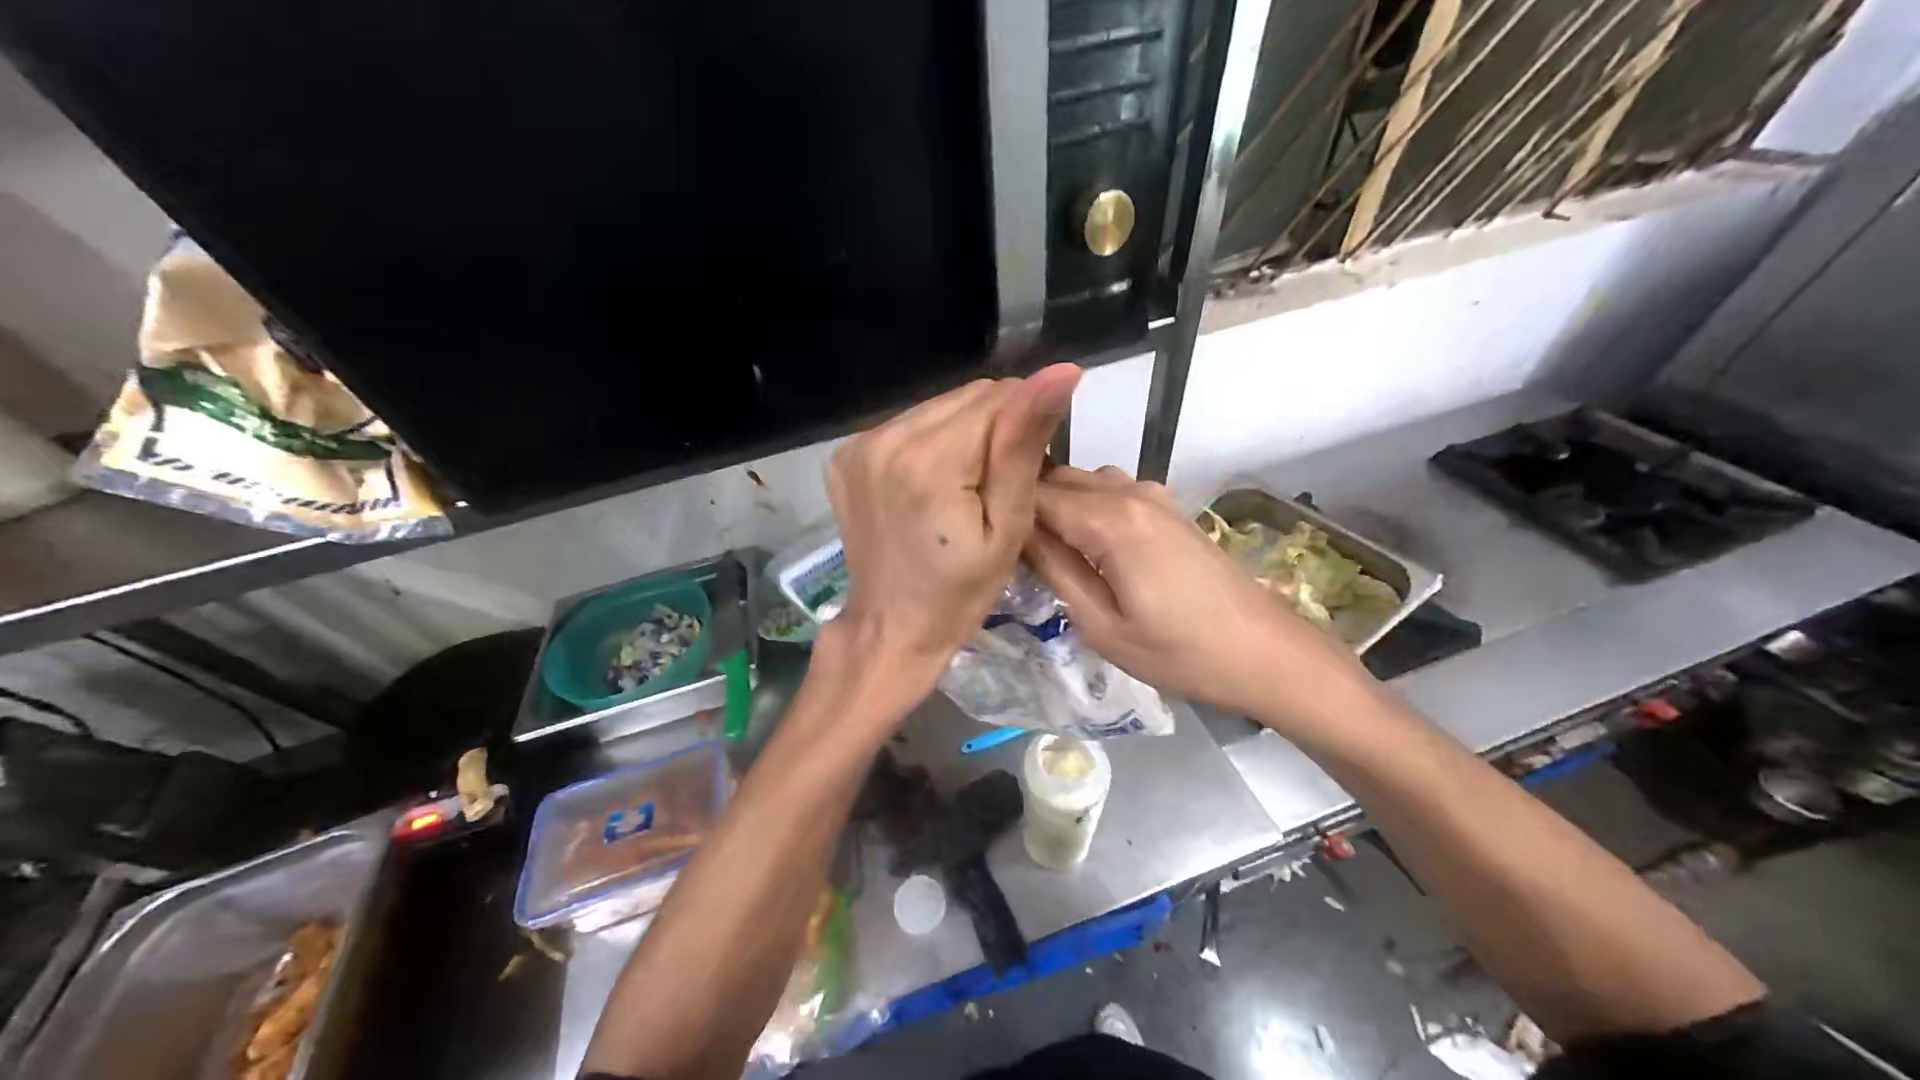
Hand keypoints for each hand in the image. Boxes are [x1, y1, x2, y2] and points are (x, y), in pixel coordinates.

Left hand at [825, 365, 1081, 691]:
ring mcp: (858, 445)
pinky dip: (929, 445)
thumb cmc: (959, 593)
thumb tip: (1060, 372)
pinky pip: (907, 425)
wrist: (891, 627)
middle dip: (993, 430)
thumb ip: (1025, 445)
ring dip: (962, 434)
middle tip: (993, 489)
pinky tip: (930, 488)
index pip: (999, 396)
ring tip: (963, 490)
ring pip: (939, 407)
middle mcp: (885, 437)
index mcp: (929, 459)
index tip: (1022, 476)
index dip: (1024, 428)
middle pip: (967, 396)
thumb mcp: (1006, 527)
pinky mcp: (845, 455)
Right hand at [1023, 466, 1379, 736]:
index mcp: (1109, 519)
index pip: (1034, 492)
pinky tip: (1084, 543)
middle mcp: (1129, 493)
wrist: (1265, 653)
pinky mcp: (1169, 508)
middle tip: (1002, 541)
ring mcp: (1154, 495)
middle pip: (1057, 478)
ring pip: (1084, 482)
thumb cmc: (1179, 651)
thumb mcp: (1101, 624)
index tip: (979, 529)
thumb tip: (1015, 533)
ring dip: (1057, 503)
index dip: (1002, 506)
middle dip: (1026, 501)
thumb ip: (1055, 570)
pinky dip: (1087, 507)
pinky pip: (1112, 492)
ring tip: (1038, 544)